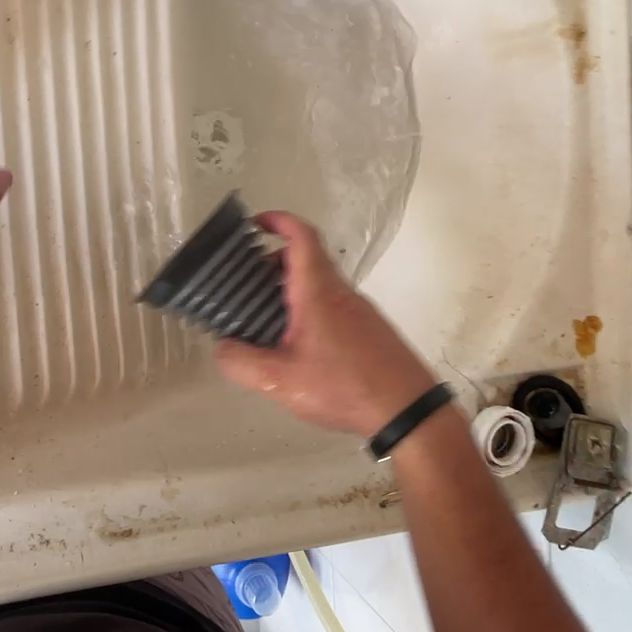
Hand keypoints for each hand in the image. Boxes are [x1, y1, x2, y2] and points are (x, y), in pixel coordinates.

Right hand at [213, 212, 438, 436]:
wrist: (409, 410)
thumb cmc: (346, 387)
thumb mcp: (281, 381)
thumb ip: (243, 363)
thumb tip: (222, 347)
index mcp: (318, 292)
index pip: (301, 237)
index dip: (278, 221)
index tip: (255, 223)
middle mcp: (341, 293)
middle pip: (307, 260)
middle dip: (274, 262)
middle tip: (247, 282)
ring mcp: (360, 310)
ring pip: (320, 284)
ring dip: (291, 289)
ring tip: (266, 317)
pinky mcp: (370, 329)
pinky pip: (333, 305)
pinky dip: (309, 308)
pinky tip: (299, 344)